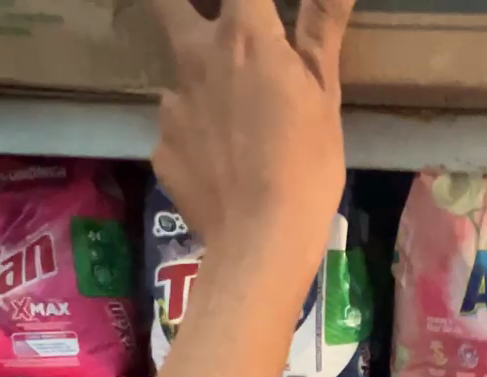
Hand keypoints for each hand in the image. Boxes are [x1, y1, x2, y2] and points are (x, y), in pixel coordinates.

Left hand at [150, 0, 353, 285]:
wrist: (263, 243)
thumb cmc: (307, 168)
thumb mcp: (325, 96)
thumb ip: (323, 28)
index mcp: (244, 37)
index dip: (244, 0)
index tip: (253, 14)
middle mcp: (197, 58)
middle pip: (169, 3)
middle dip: (184, 8)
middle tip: (209, 32)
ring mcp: (172, 105)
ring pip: (179, 79)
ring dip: (200, 91)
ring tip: (231, 135)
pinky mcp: (160, 150)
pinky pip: (176, 135)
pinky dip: (194, 145)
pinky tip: (218, 174)